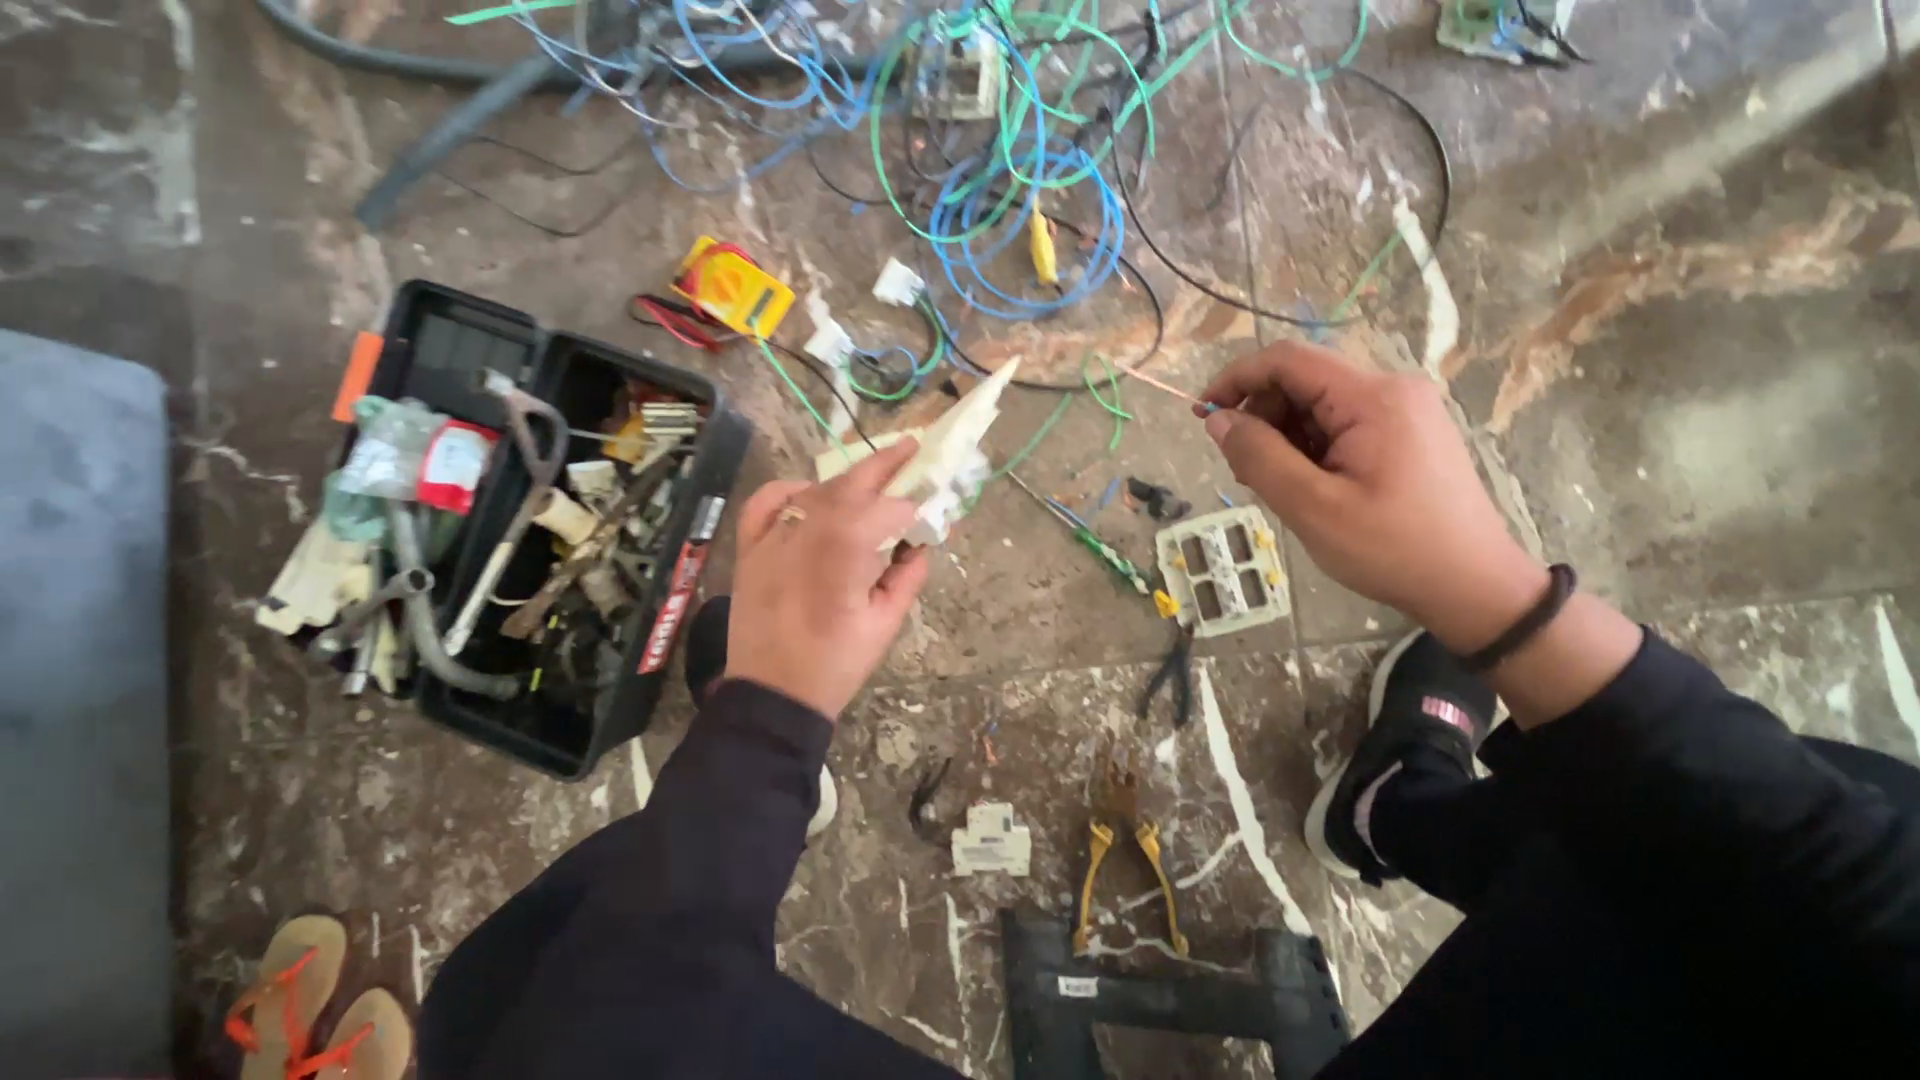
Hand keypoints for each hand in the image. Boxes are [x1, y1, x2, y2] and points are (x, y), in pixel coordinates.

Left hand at [724, 439, 931, 718]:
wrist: (772, 694)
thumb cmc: (835, 665)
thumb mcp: (885, 627)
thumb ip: (907, 578)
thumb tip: (921, 544)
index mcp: (843, 561)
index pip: (884, 512)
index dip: (910, 509)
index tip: (927, 513)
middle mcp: (805, 540)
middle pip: (848, 487)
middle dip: (883, 465)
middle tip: (911, 446)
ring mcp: (772, 542)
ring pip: (813, 492)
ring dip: (845, 481)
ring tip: (870, 476)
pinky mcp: (750, 550)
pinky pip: (766, 504)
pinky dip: (788, 490)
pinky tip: (808, 492)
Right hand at [1196, 342, 1546, 651]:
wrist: (1473, 585)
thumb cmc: (1392, 549)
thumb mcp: (1312, 507)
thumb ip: (1259, 457)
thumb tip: (1217, 419)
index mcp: (1372, 398)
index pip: (1287, 360)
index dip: (1236, 379)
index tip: (1201, 415)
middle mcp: (1391, 390)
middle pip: (1302, 381)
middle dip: (1261, 418)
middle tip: (1244, 472)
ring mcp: (1403, 411)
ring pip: (1319, 406)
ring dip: (1284, 438)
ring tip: (1277, 487)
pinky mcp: (1407, 433)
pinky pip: (1341, 425)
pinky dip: (1311, 448)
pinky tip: (1308, 487)